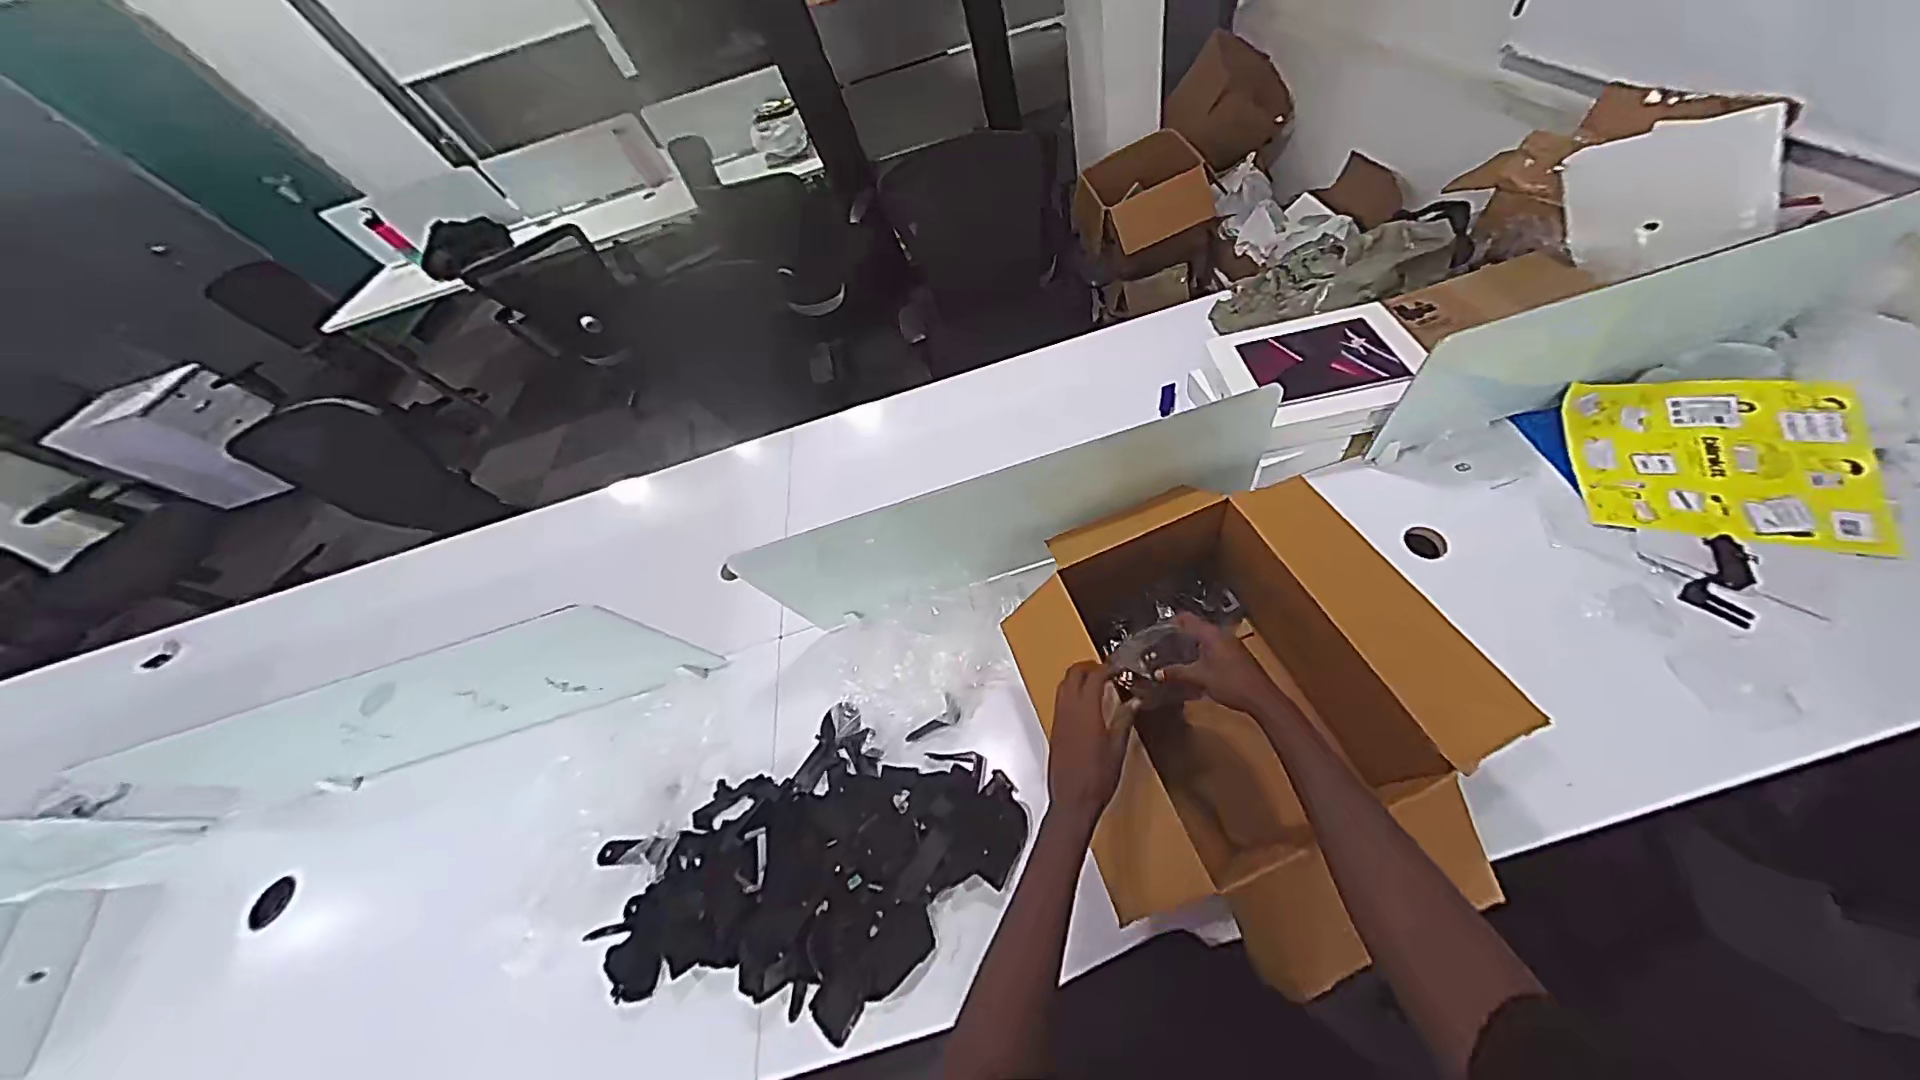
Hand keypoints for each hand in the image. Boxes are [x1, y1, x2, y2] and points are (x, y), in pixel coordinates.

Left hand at [1047, 662, 1137, 819]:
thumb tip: (1134, 701)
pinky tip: (1085, 702)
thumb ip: (1124, 719)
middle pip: (1073, 674)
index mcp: (1085, 711)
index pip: (1093, 676)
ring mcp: (1058, 718)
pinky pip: (1060, 699)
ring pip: (1063, 684)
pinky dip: (1071, 691)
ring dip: (1078, 677)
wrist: (1072, 800)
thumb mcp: (1118, 747)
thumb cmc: (1097, 778)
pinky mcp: (1054, 728)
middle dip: (1089, 666)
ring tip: (1097, 682)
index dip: (1106, 668)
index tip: (1118, 668)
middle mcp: (1068, 710)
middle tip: (1106, 670)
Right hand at [1158, 613, 1280, 715]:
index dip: (1170, 622)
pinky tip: (1194, 664)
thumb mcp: (1200, 678)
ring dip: (1190, 644)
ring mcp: (1231, 643)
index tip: (1156, 631)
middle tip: (1161, 645)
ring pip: (1205, 637)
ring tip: (1174, 655)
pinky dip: (1201, 651)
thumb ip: (1177, 672)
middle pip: (1195, 627)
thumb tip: (1157, 672)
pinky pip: (1213, 646)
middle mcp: (1221, 633)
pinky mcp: (1236, 654)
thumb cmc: (1230, 683)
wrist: (1261, 697)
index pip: (1186, 618)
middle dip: (1178, 635)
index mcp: (1211, 633)